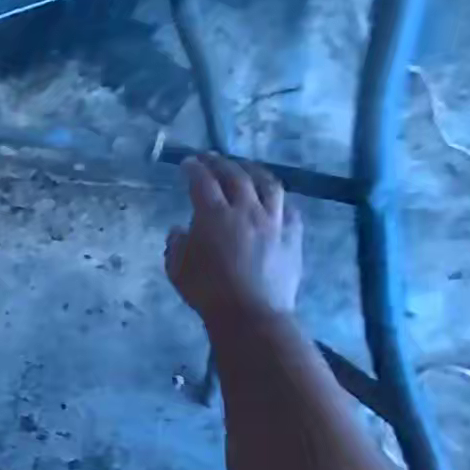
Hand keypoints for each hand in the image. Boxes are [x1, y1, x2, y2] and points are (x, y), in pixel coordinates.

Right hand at [165, 154, 302, 327]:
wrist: (251, 313)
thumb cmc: (206, 290)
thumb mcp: (177, 267)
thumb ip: (177, 244)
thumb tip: (180, 230)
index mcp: (213, 216)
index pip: (202, 182)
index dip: (194, 169)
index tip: (187, 162)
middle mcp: (246, 211)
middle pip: (236, 176)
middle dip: (221, 163)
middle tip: (211, 157)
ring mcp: (274, 222)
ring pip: (269, 185)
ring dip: (254, 171)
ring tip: (246, 167)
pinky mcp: (293, 236)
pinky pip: (289, 208)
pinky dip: (278, 198)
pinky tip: (274, 199)